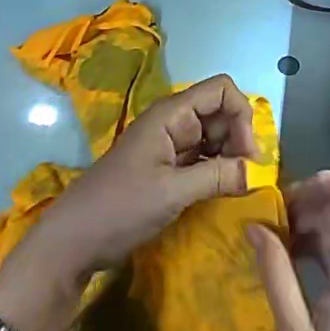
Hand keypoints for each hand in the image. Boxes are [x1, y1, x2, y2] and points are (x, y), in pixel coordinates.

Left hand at [0, 75, 258, 330]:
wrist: (74, 241)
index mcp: (172, 113)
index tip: (247, 154)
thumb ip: (217, 177)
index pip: (221, 89)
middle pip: (221, 111)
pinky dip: (216, 168)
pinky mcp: (168, 166)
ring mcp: (170, 143)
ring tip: (233, 185)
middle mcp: (174, 120)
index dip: (241, 115)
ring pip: (214, 135)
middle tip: (243, 176)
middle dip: (238, 138)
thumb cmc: (120, 207)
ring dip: (229, 155)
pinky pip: (202, 156)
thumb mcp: (172, 192)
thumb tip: (255, 172)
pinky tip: (220, 190)